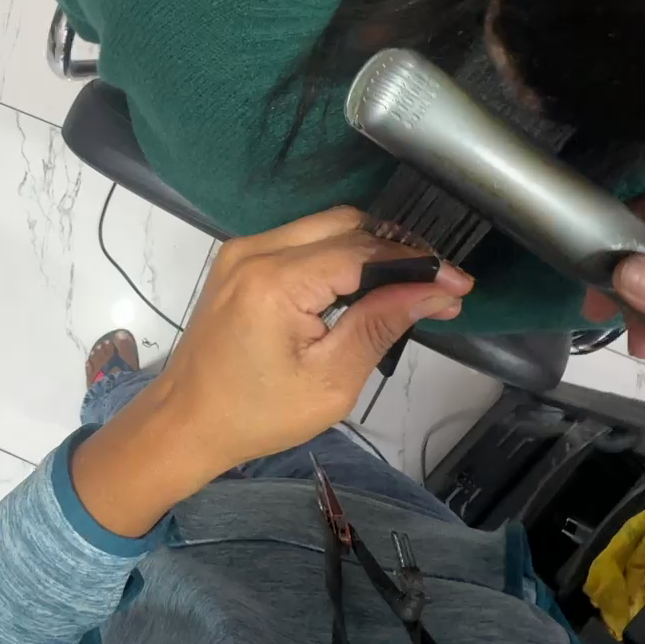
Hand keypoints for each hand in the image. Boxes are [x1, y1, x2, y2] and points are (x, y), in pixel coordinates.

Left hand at [71, 207, 470, 534]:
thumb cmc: (257, 414)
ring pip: (323, 227)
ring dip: (368, 248)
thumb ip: (381, 325)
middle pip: (344, 224)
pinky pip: (300, 240)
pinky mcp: (239, 258)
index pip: (362, 251)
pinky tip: (365, 283)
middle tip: (436, 282)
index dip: (416, 263)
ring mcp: (243, 249)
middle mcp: (255, 249)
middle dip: (396, 248)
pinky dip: (337, 254)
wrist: (185, 419)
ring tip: (409, 283)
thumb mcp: (330, 381)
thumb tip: (436, 291)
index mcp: (275, 280)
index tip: (459, 284)